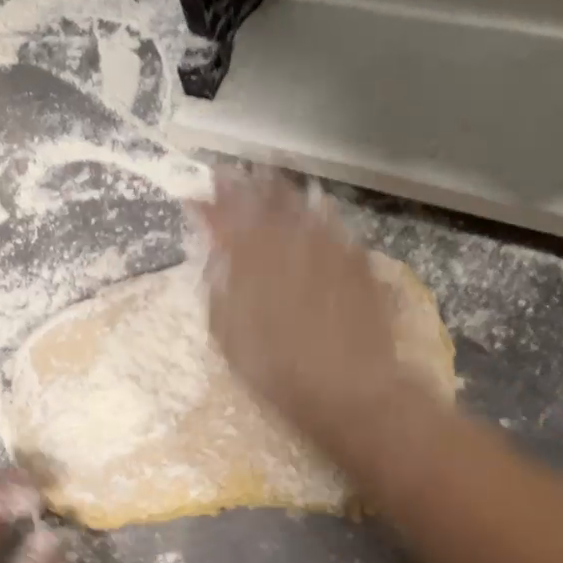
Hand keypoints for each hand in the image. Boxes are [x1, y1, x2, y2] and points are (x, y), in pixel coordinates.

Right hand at [191, 169, 403, 427]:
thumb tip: (215, 251)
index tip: (201, 190)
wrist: (350, 389)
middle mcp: (292, 240)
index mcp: (251, 255)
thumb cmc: (276, 370)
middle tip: (240, 173)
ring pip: (305, 208)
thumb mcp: (228, 332)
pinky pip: (337, 230)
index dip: (214, 198)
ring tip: (276, 183)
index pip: (227, 214)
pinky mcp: (361, 265)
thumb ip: (218, 282)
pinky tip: (321, 216)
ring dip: (287, 194)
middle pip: (268, 200)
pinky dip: (323, 219)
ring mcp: (331, 248)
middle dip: (251, 185)